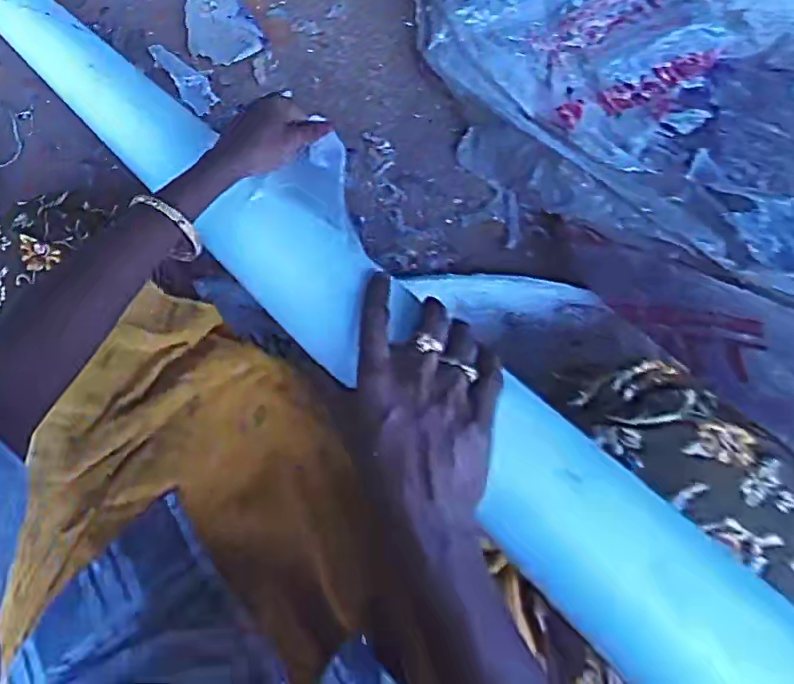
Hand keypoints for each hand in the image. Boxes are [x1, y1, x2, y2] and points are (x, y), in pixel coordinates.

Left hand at [204, 93, 333, 181]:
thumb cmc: (264, 150)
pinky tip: (258, 149)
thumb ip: (312, 132)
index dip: (303, 134)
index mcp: (280, 101)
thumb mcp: (292, 143)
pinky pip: (258, 127)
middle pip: (287, 117)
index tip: (297, 148)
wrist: (228, 160)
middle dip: (289, 132)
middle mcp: (265, 100)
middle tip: (285, 151)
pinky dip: (261, 136)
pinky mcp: (238, 121)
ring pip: (272, 122)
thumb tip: (330, 124)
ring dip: (275, 135)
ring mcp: (250, 109)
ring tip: (271, 152)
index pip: (303, 115)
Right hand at [349, 273, 501, 541]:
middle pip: (431, 322)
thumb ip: (326, 387)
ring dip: (461, 330)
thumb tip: (300, 359)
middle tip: (431, 310)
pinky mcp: (483, 412)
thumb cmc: (377, 469)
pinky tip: (485, 355)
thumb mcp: (345, 424)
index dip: (378, 294)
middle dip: (432, 309)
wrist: (425, 515)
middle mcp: (416, 374)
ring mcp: (454, 391)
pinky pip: (492, 371)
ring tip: (459, 331)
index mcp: (378, 377)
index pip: (375, 321)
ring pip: (465, 340)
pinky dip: (489, 357)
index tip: (382, 278)